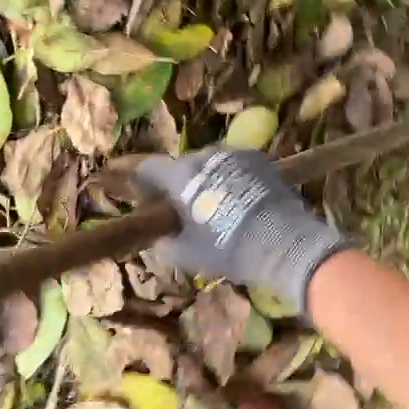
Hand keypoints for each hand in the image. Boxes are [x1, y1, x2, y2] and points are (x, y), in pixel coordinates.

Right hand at [134, 145, 347, 311]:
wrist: (282, 241)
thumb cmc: (227, 248)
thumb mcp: (187, 254)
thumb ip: (164, 242)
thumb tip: (159, 237)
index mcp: (181, 175)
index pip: (148, 166)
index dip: (134, 175)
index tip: (126, 183)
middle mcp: (205, 156)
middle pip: (181, 166)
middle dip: (175, 182)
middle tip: (176, 205)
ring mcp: (234, 154)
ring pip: (209, 165)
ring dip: (204, 179)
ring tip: (209, 204)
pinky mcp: (258, 159)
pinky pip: (232, 166)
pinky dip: (227, 179)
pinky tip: (233, 200)